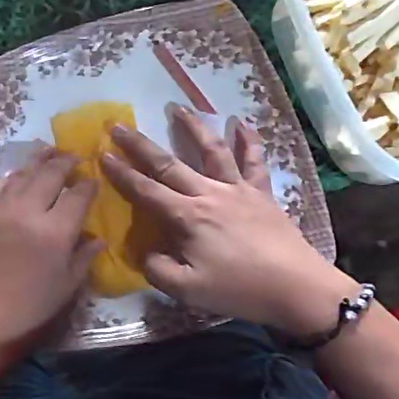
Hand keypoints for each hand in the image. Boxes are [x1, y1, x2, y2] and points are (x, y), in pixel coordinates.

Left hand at [0, 148, 99, 361]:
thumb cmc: (33, 313)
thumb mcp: (69, 287)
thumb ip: (84, 257)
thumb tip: (96, 238)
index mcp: (56, 231)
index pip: (78, 194)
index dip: (89, 184)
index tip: (94, 180)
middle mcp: (27, 212)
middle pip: (50, 174)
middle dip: (65, 161)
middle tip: (74, 156)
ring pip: (21, 175)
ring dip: (37, 161)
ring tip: (49, 152)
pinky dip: (10, 177)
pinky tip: (16, 175)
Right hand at [101, 106, 360, 336]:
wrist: (296, 286)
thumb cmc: (239, 290)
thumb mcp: (188, 291)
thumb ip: (159, 270)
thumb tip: (148, 252)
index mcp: (188, 218)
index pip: (146, 191)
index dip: (122, 173)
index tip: (102, 154)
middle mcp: (209, 194)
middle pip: (169, 164)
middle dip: (140, 144)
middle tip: (119, 125)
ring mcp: (238, 190)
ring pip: (212, 150)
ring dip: (193, 127)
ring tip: (178, 107)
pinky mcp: (262, 193)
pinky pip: (254, 160)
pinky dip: (248, 139)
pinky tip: (241, 122)